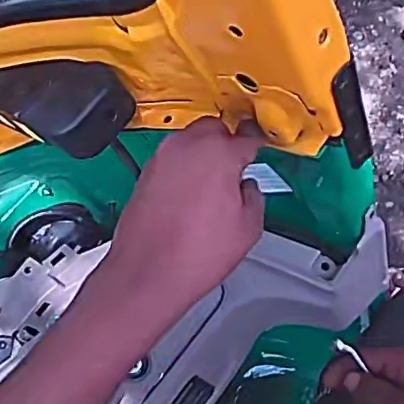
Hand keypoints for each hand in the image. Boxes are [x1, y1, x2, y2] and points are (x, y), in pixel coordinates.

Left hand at [89, 117, 264, 325]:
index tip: (258, 153)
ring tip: (214, 188)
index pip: (246, 138)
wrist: (148, 274)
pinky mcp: (145, 174)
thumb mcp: (248, 227)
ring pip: (189, 142)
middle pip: (214, 129)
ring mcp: (161, 159)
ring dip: (203, 155)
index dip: (256, 147)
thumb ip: (254, 197)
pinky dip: (184, 171)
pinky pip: (171, 161)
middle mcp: (185, 147)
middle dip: (227, 144)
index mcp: (218, 153)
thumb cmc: (192, 254)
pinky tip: (192, 198)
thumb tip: (248, 190)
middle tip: (237, 168)